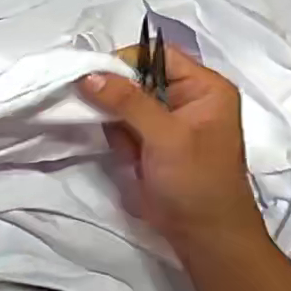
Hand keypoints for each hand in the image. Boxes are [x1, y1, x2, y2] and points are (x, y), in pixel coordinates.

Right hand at [79, 46, 265, 253]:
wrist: (203, 236)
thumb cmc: (196, 182)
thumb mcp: (165, 136)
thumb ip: (127, 101)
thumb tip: (87, 74)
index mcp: (204, 87)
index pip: (156, 55)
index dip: (125, 62)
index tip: (95, 79)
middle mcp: (185, 97)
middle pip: (135, 76)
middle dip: (116, 95)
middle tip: (110, 117)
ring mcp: (165, 120)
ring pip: (122, 100)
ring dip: (114, 119)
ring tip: (127, 145)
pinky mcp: (148, 141)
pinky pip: (120, 123)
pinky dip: (115, 136)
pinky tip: (128, 156)